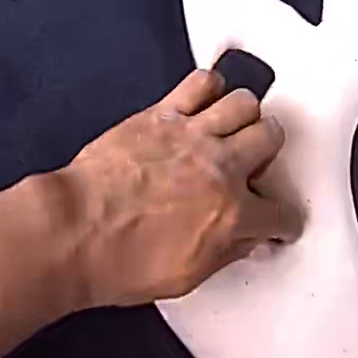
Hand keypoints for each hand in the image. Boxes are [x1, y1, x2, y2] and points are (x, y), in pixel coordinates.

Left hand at [48, 69, 301, 308]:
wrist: (74, 231)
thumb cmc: (118, 257)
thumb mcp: (186, 276)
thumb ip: (227, 251)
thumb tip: (245, 240)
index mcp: (231, 214)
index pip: (281, 212)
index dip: (283, 219)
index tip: (277, 218)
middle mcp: (219, 167)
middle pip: (271, 136)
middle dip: (270, 150)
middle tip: (255, 161)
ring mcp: (192, 135)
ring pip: (244, 102)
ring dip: (244, 116)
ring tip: (233, 128)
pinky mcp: (162, 114)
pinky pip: (201, 82)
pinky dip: (209, 86)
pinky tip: (204, 100)